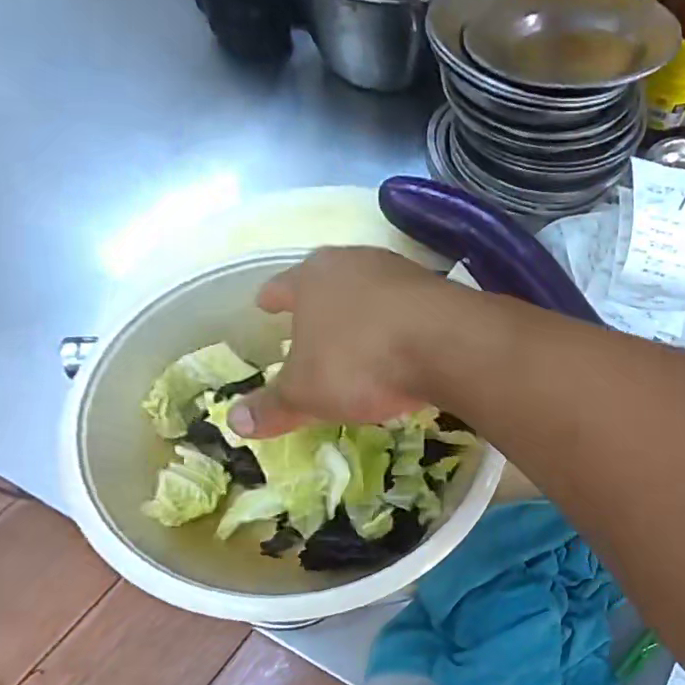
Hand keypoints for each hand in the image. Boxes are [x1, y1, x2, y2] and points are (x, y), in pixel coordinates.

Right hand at [225, 246, 462, 437]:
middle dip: (321, 302)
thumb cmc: (362, 361)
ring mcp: (404, 274)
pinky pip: (411, 311)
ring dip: (366, 312)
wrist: (448, 344)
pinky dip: (402, 326)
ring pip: (374, 292)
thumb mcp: (308, 393)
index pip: (282, 285)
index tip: (265, 303)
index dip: (272, 298)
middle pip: (330, 281)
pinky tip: (405, 346)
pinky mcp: (443, 293)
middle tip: (313, 321)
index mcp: (313, 277)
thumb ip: (273, 406)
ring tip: (361, 335)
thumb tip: (235, 421)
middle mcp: (357, 263)